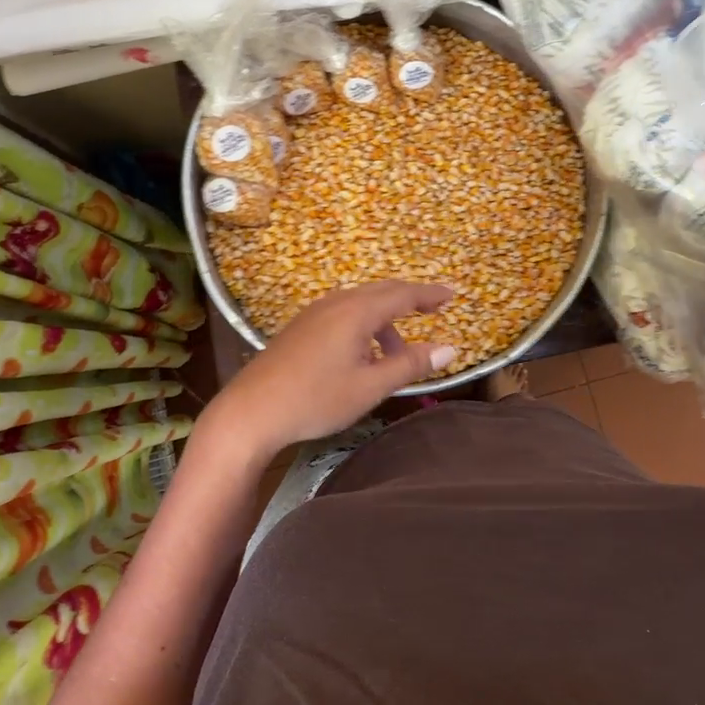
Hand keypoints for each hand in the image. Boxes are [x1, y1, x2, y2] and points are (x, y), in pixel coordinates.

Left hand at [201, 281, 454, 459]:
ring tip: (398, 354)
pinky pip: (343, 313)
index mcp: (356, 312)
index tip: (453, 294)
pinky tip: (363, 355)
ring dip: (385, 319)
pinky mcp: (301, 327)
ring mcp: (314, 313)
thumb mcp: (370, 387)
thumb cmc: (315, 400)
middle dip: (410, 299)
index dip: (430, 294)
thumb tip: (449, 348)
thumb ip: (410, 365)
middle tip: (435, 307)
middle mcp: (336, 303)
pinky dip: (364, 325)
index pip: (403, 294)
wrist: (251, 412)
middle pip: (381, 292)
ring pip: (360, 303)